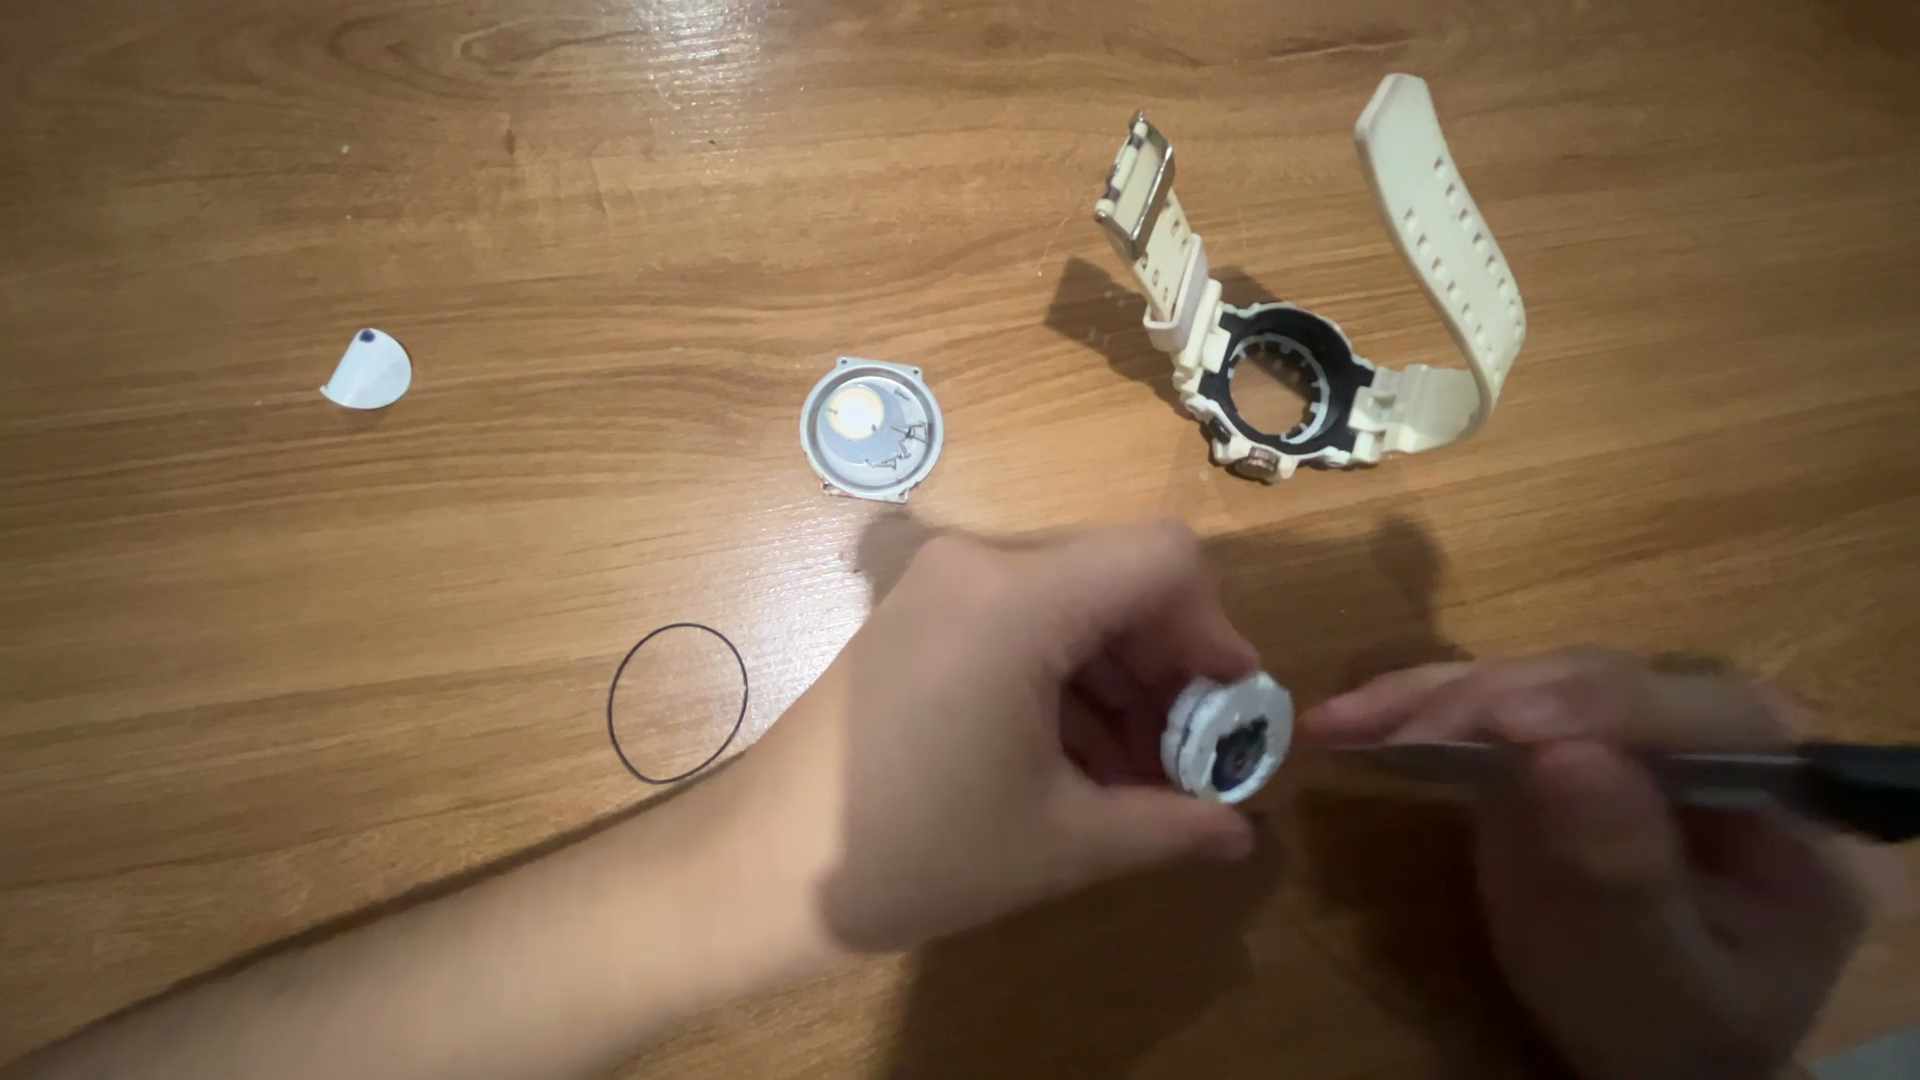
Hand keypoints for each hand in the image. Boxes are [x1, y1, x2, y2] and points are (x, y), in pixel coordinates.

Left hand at [711, 523, 1258, 952]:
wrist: (761, 864)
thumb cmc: (914, 852)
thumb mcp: (1061, 842)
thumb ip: (1170, 824)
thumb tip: (1241, 832)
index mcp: (1016, 598)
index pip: (1162, 557)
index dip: (1213, 627)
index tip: (1227, 708)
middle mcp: (978, 562)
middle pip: (1118, 576)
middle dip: (1168, 662)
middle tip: (1190, 754)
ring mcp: (942, 581)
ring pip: (1072, 598)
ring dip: (1119, 676)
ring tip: (1140, 771)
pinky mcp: (922, 609)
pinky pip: (1023, 617)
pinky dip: (1066, 673)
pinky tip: (1079, 753)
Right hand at [1304, 649, 1866, 1079]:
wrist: (1626, 1037)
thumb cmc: (1661, 1022)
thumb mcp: (1656, 973)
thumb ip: (1624, 872)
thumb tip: (1564, 756)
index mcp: (1779, 801)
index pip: (1706, 715)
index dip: (1601, 704)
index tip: (1503, 725)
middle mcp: (1695, 741)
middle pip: (1589, 679)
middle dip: (1484, 699)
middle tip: (1401, 736)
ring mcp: (1606, 732)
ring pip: (1516, 678)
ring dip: (1422, 695)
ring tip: (1341, 721)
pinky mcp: (1535, 740)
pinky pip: (1466, 706)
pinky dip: (1400, 710)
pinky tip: (1344, 722)